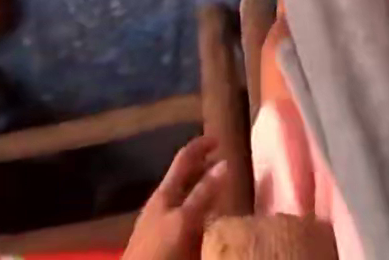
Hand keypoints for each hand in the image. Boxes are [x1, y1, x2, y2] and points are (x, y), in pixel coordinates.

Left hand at [122, 136, 230, 259]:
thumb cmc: (158, 253)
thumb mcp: (183, 221)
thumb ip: (203, 194)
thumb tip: (225, 163)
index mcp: (166, 193)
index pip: (185, 158)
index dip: (202, 146)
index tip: (222, 139)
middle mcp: (165, 206)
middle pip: (187, 179)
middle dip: (206, 170)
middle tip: (230, 169)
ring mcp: (166, 228)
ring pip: (189, 203)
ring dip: (207, 196)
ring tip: (229, 197)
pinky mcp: (170, 250)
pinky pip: (191, 227)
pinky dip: (205, 221)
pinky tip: (216, 232)